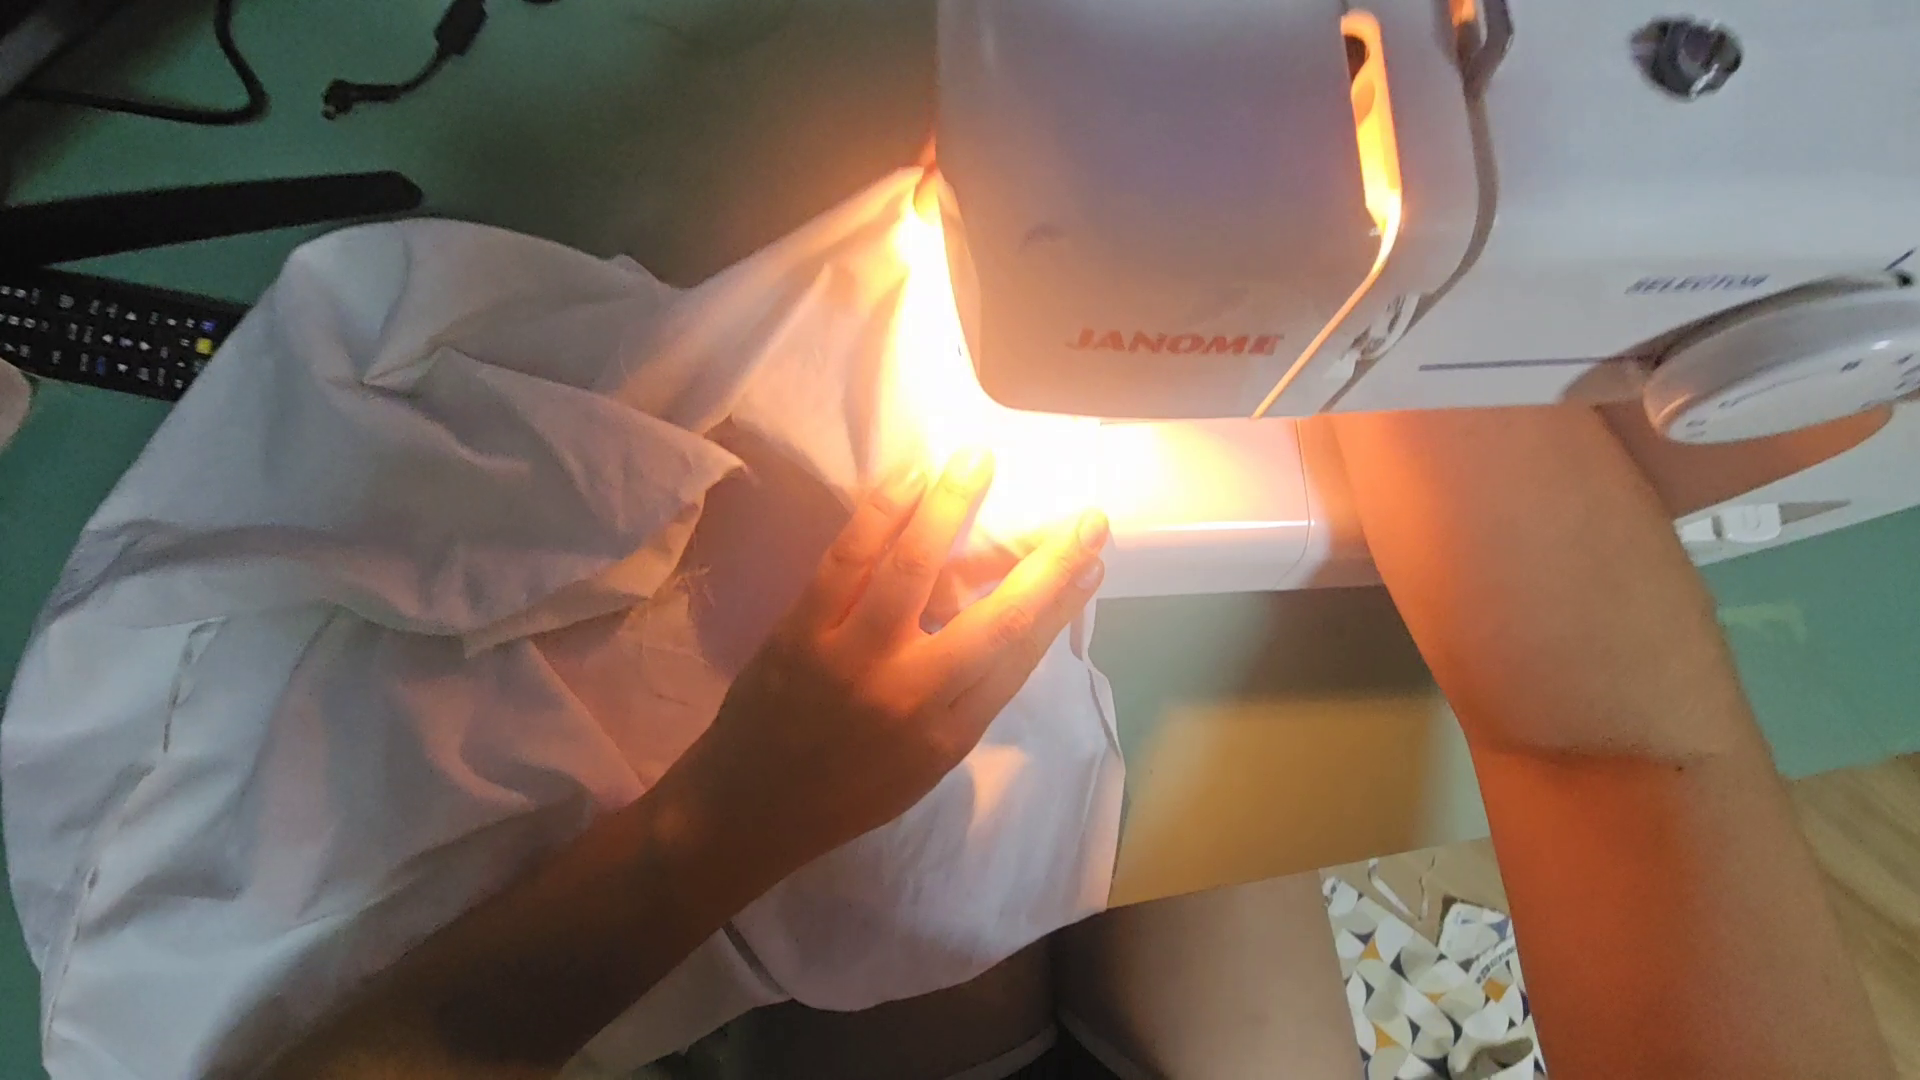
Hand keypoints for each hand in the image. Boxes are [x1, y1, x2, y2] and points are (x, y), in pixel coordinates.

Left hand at [685, 449, 1108, 867]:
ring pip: (914, 568)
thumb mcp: (927, 764)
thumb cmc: (851, 789)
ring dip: (953, 506)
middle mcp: (912, 694)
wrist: (750, 809)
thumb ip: (971, 697)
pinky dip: (881, 512)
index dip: (1062, 604)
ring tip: (979, 457)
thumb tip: (1014, 626)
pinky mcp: (802, 629)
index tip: (1093, 561)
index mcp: (950, 733)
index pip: (1021, 657)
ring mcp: (853, 656)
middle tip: (1085, 518)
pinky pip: (848, 559)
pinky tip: (911, 478)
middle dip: (1047, 563)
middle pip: (995, 619)